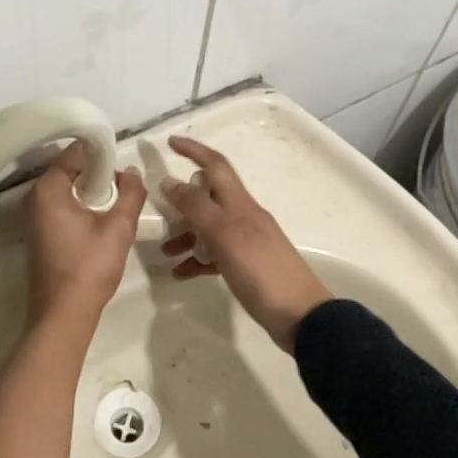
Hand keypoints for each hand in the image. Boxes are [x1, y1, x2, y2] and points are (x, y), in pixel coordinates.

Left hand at [25, 144, 146, 333]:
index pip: (75, 152)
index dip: (101, 153)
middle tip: (123, 186)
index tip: (123, 164)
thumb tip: (132, 172)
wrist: (63, 315)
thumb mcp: (119, 228)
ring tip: (116, 204)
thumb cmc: (89, 268)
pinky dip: (80, 207)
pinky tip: (100, 221)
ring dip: (91, 192)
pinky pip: (61, 207)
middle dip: (98, 174)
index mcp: (48, 189)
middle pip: (70, 169)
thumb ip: (130, 194)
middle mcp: (34, 197)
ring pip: (67, 190)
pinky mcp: (39, 234)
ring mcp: (33, 217)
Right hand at [160, 135, 333, 352]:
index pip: (215, 165)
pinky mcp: (246, 266)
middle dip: (181, 201)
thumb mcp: (224, 234)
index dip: (193, 150)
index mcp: (239, 203)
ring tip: (165, 251)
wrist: (300, 315)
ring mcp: (246, 241)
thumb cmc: (261, 270)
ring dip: (185, 234)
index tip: (169, 142)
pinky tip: (181, 273)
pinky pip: (214, 255)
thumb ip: (196, 207)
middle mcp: (243, 216)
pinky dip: (197, 259)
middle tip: (158, 212)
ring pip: (208, 227)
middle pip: (207, 197)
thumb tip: (169, 182)